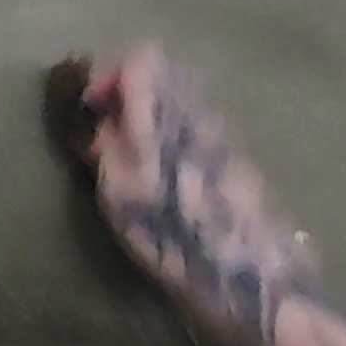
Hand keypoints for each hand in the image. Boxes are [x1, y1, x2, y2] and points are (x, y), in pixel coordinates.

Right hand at [83, 42, 320, 345]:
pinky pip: (198, 124)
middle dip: (128, 90)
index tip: (92, 107)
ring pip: (183, 99)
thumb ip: (108, 146)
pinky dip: (172, 132)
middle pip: (165, 73)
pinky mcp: (240, 161)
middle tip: (106, 126)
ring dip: (150, 113)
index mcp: (163, 121)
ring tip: (131, 152)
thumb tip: (103, 119)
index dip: (110, 74)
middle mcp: (199, 118)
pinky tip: (164, 171)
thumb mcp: (119, 194)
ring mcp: (225, 138)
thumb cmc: (172, 239)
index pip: (143, 60)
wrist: (253, 286)